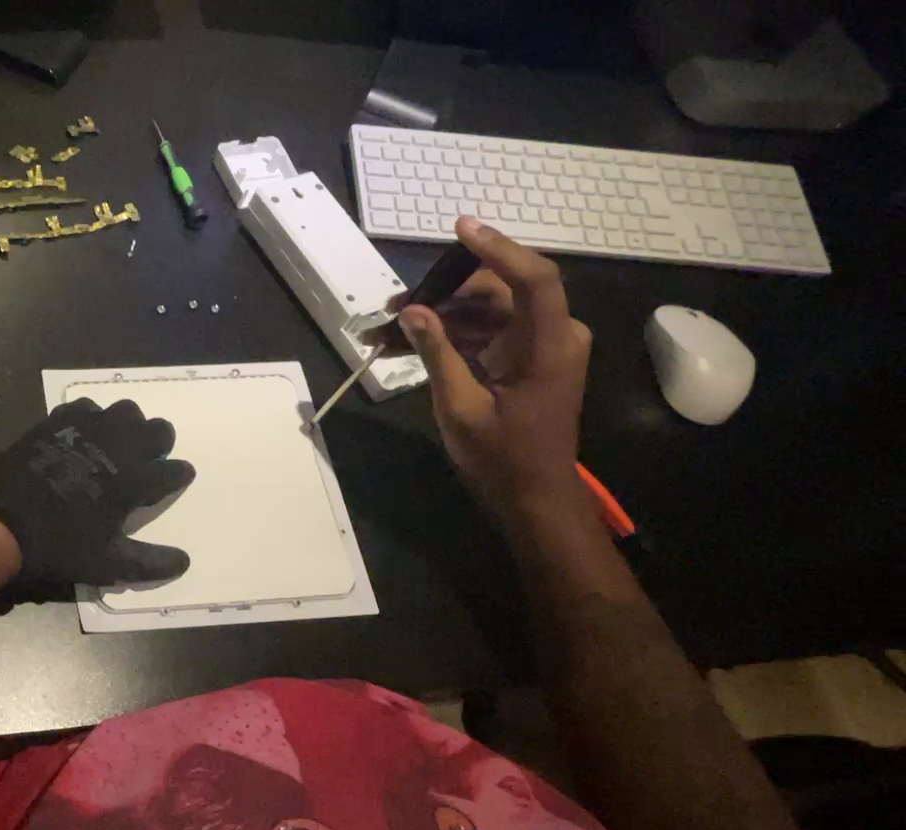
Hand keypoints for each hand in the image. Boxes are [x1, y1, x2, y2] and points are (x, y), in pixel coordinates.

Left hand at [0, 398, 194, 587]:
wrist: (0, 523)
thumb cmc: (59, 545)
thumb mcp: (107, 563)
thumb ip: (149, 563)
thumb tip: (183, 563)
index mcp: (135, 479)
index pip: (173, 471)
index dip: (177, 477)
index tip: (172, 482)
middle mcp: (118, 445)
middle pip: (158, 430)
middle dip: (158, 445)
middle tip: (145, 463)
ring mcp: (86, 429)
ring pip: (124, 411)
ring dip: (128, 426)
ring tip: (116, 447)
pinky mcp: (56, 422)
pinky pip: (85, 408)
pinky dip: (91, 419)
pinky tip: (81, 438)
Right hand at [399, 216, 593, 520]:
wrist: (531, 495)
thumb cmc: (501, 456)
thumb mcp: (460, 406)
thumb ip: (438, 354)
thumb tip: (413, 312)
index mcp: (549, 345)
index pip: (531, 279)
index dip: (497, 248)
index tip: (459, 229)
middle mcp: (551, 336)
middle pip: (499, 293)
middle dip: (443, 294)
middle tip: (391, 307)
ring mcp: (537, 348)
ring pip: (485, 315)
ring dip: (437, 320)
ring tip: (384, 333)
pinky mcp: (522, 361)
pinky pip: (485, 336)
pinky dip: (448, 338)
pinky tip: (405, 346)